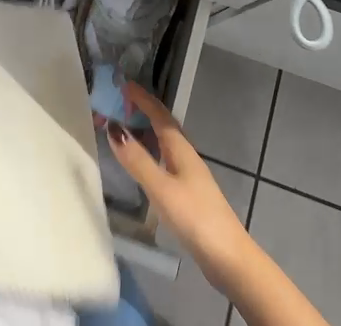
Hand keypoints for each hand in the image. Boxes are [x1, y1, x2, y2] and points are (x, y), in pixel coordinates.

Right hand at [106, 80, 257, 285]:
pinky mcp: (188, 195)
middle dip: (142, 113)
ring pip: (163, 146)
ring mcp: (189, 177)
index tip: (124, 84)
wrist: (227, 257)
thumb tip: (113, 127)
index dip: (143, 99)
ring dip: (144, 134)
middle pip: (163, 127)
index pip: (160, 116)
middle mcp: (186, 158)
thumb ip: (137, 160)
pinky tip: (141, 166)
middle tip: (117, 104)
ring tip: (122, 129)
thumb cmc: (194, 217)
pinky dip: (149, 155)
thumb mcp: (161, 187)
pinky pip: (163, 163)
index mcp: (181, 150)